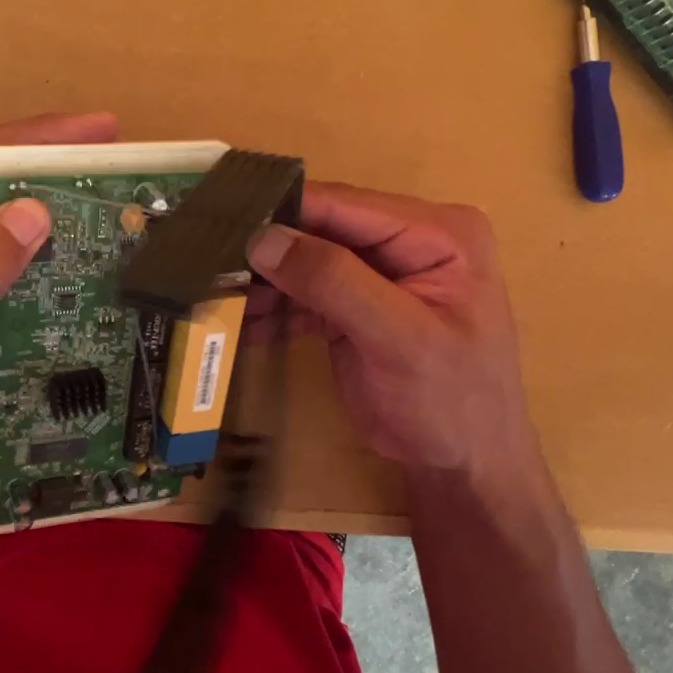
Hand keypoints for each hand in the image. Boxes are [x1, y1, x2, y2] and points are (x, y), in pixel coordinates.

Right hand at [245, 182, 539, 478]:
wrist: (464, 465)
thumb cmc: (450, 402)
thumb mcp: (397, 338)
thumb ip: (334, 281)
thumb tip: (263, 238)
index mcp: (437, 233)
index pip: (346, 206)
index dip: (284, 212)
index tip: (222, 224)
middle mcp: (408, 242)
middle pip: (319, 231)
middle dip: (267, 251)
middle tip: (208, 264)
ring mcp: (378, 275)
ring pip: (304, 264)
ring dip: (264, 285)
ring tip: (216, 299)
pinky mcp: (354, 308)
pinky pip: (304, 297)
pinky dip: (274, 311)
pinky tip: (240, 327)